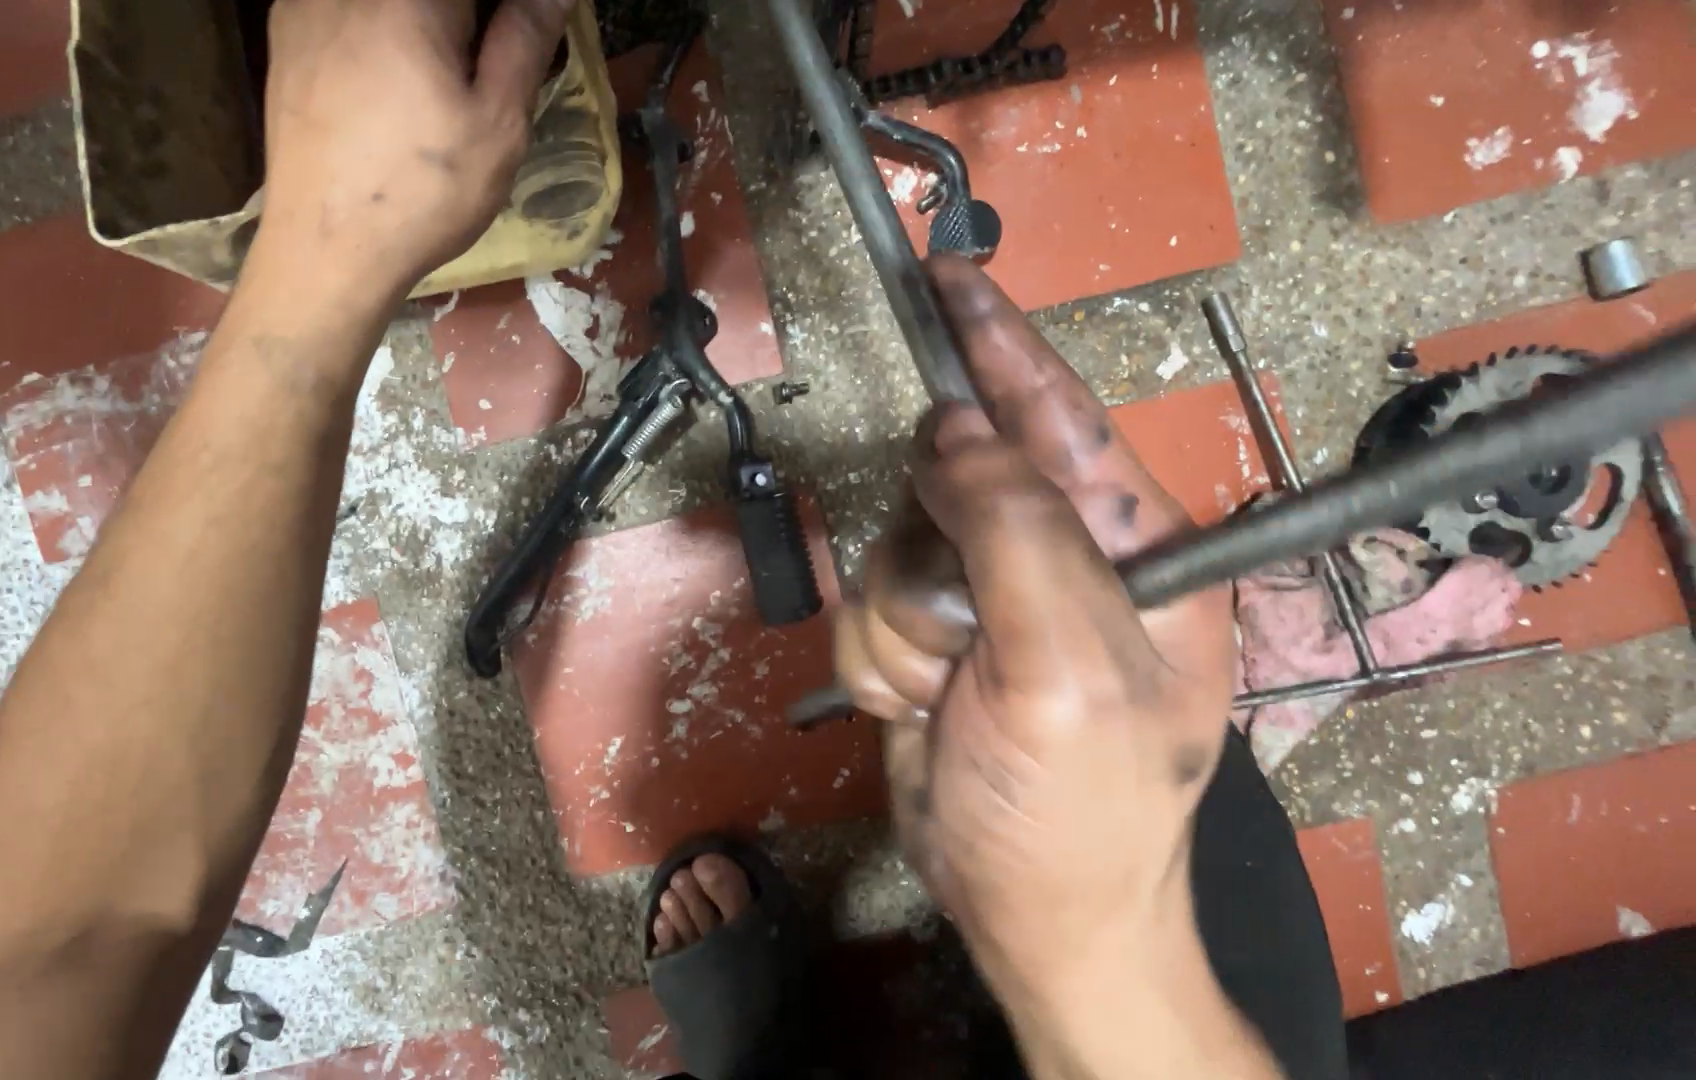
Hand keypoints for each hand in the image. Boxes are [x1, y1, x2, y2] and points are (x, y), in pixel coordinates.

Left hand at [254, 0, 572, 303]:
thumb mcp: (498, 126)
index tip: (515, 56)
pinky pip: (347, 13)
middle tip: (480, 81)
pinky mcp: (286, 35)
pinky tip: (389, 93)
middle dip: (466, 27)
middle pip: (433, 2)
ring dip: (424, 35)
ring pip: (388, 9)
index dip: (505, 19)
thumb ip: (525, 40)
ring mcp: (307, 2)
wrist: (328, 248)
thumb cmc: (427, 194)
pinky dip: (380, 37)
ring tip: (433, 97)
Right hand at [834, 257, 1236, 1004]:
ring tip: (946, 695)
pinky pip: (866, 610)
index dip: (1000, 344)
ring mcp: (984, 599)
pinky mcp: (929, 636)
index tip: (951, 278)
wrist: (1027, 912)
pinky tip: (921, 710)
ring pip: (892, 550)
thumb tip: (959, 436)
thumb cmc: (1082, 813)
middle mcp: (1056, 557)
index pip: (1057, 415)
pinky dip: (879, 664)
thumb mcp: (1068, 670)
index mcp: (1131, 545)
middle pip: (947, 482)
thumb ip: (1018, 534)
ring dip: (901, 630)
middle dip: (929, 559)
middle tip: (956, 634)